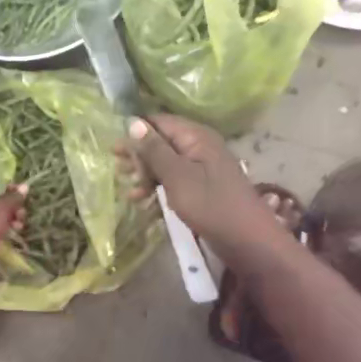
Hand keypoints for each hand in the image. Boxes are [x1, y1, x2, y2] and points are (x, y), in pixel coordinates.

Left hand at [0, 182, 26, 270]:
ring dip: (11, 215)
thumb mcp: (3, 208)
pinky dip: (5, 225)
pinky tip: (16, 230)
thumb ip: (14, 197)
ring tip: (20, 223)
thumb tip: (25, 185)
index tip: (20, 191)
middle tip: (22, 210)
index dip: (7, 185)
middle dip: (12, 204)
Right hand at [117, 114, 272, 251]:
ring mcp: (200, 166)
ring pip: (164, 161)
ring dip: (144, 171)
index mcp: (196, 136)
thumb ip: (154, 149)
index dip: (135, 131)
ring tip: (125, 184)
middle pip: (161, 141)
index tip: (114, 149)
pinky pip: (173, 177)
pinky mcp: (200, 186)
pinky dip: (155, 185)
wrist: (246, 240)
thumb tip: (133, 122)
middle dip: (138, 153)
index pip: (159, 122)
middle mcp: (198, 146)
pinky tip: (140, 198)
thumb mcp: (176, 175)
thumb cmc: (210, 204)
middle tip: (116, 168)